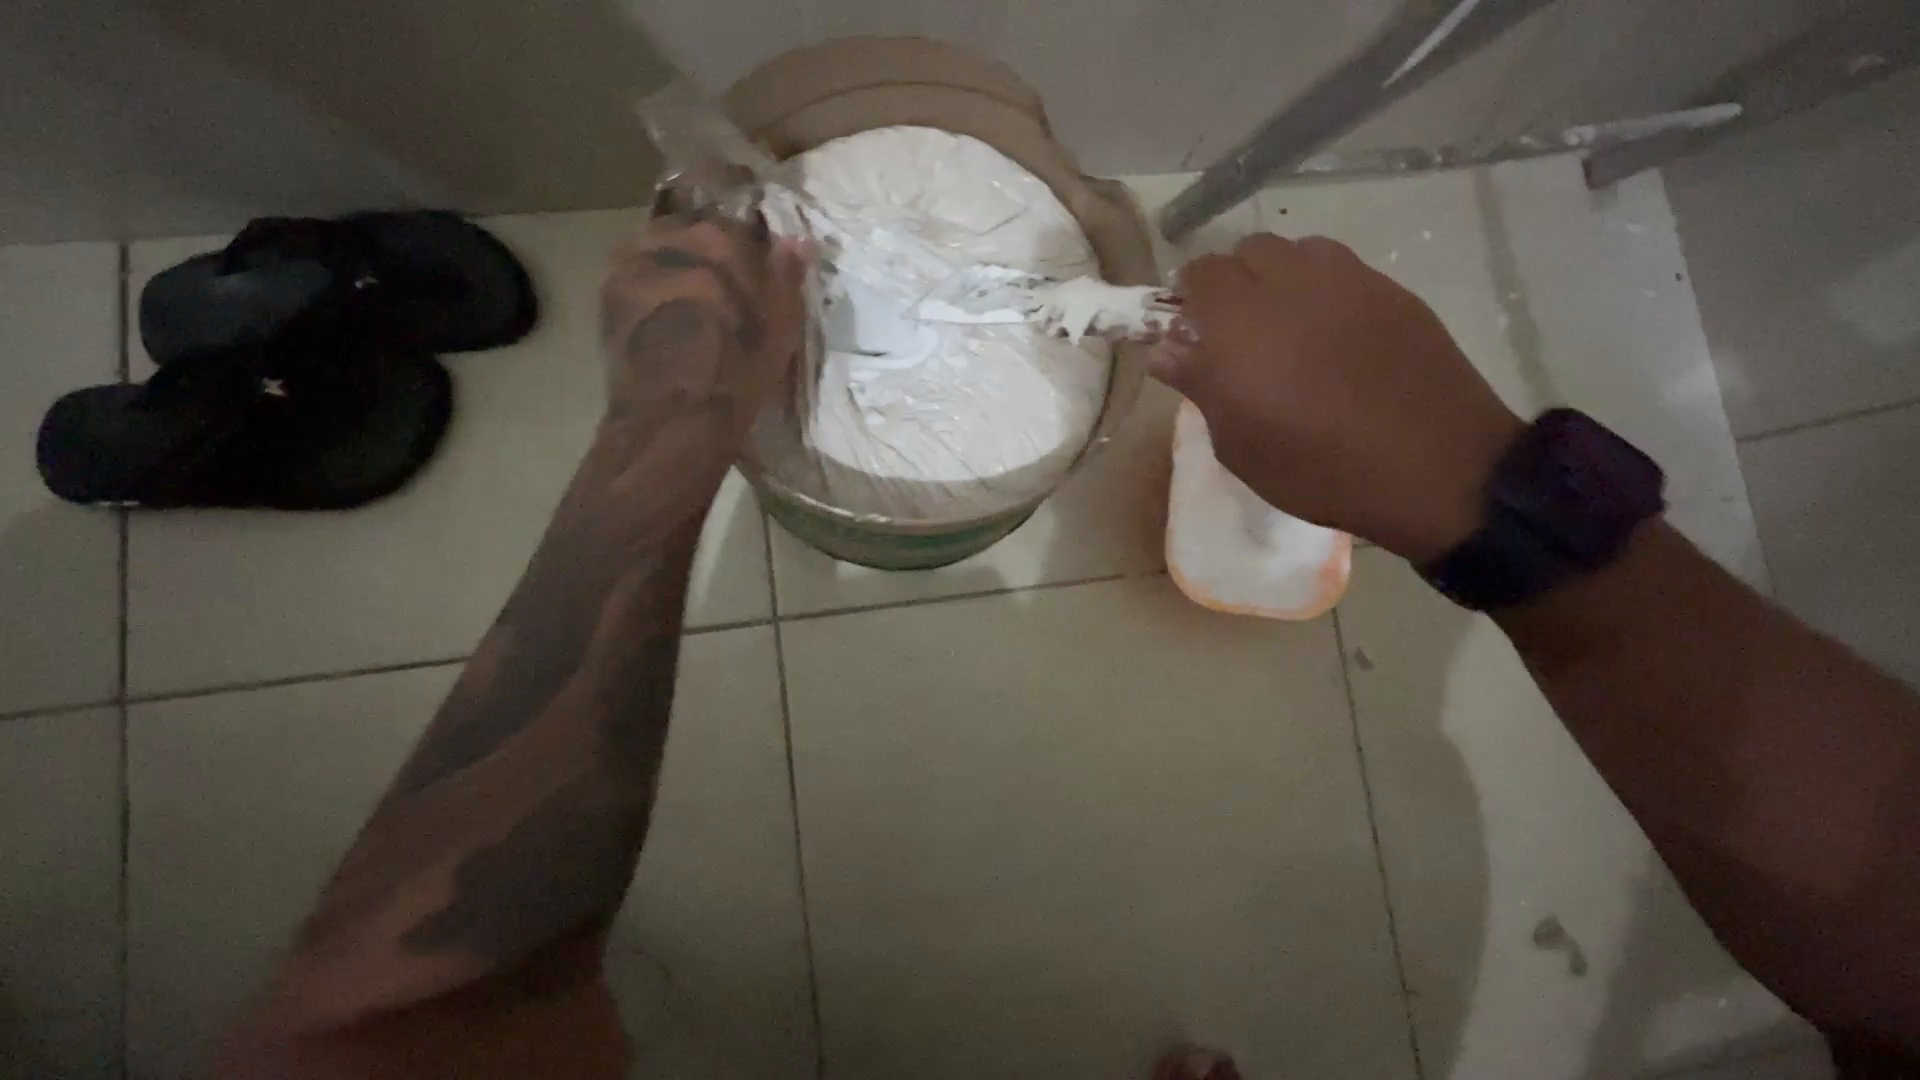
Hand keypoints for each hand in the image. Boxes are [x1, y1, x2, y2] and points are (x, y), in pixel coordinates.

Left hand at [599, 215, 809, 458]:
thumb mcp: (781, 327)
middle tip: (721, 290)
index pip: (741, 226)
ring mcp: (633, 260)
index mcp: (722, 237)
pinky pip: (636, 274)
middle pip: (695, 232)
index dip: (750, 251)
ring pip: (661, 249)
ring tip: (688, 302)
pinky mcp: (607, 290)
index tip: (756, 275)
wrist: (676, 415)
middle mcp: (672, 236)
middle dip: (708, 254)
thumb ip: (787, 276)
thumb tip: (796, 240)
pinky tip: (661, 314)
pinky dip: (651, 286)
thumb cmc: (740, 371)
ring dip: (675, 266)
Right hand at [1151, 233, 1524, 562]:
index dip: (1187, 295)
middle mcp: (1289, 285)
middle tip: (1233, 329)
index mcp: (1240, 323)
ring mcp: (1345, 281)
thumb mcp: (1238, 444)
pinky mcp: (1389, 290)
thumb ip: (1198, 386)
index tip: (1188, 329)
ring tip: (1283, 323)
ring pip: (1295, 250)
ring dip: (1276, 276)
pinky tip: (1330, 330)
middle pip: (1246, 251)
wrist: (1430, 466)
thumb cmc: (1315, 468)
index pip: (1199, 273)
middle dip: (1230, 282)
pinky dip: (1320, 286)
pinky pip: (1340, 267)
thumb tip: (1165, 348)